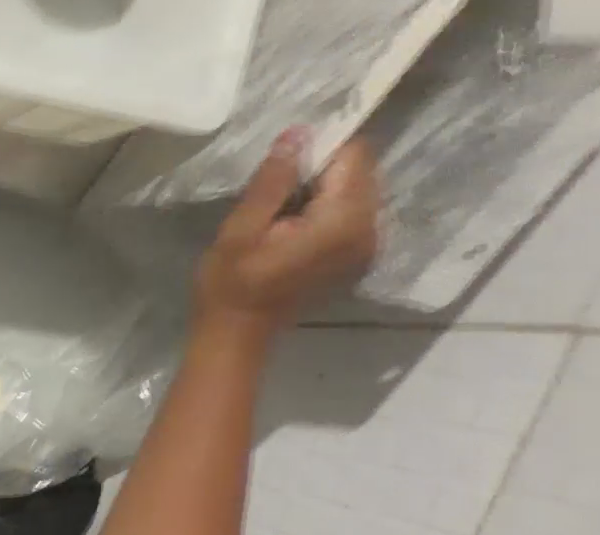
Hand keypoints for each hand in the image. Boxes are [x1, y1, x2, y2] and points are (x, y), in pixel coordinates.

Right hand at [197, 131, 381, 331]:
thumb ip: (272, 182)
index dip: (316, 153)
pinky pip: (352, 215)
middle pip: (359, 172)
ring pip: (356, 192)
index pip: (352, 155)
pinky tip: (293, 232)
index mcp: (343, 219)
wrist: (235, 335)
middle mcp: (369, 228)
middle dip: (321, 174)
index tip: (279, 173)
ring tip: (282, 218)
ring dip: (322, 194)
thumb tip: (298, 134)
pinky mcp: (357, 256)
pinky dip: (326, 213)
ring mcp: (368, 245)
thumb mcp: (239, 230)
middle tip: (275, 199)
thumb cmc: (230, 285)